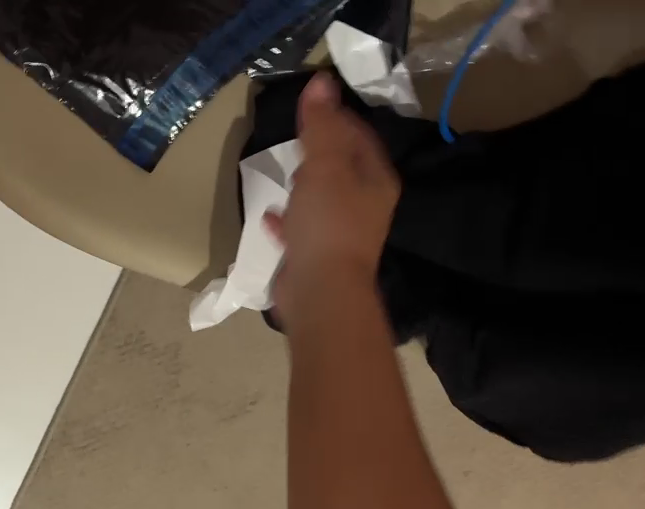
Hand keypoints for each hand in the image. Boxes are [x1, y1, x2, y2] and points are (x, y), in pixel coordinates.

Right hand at [265, 74, 399, 319]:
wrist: (320, 291)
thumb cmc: (327, 224)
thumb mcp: (324, 165)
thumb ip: (321, 125)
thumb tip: (321, 81)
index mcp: (374, 180)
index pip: (358, 136)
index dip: (336, 117)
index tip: (310, 106)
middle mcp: (364, 207)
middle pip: (343, 169)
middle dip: (321, 153)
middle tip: (297, 139)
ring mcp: (340, 235)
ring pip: (322, 200)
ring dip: (304, 187)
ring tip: (285, 174)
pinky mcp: (316, 258)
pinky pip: (300, 231)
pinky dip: (287, 221)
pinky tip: (270, 216)